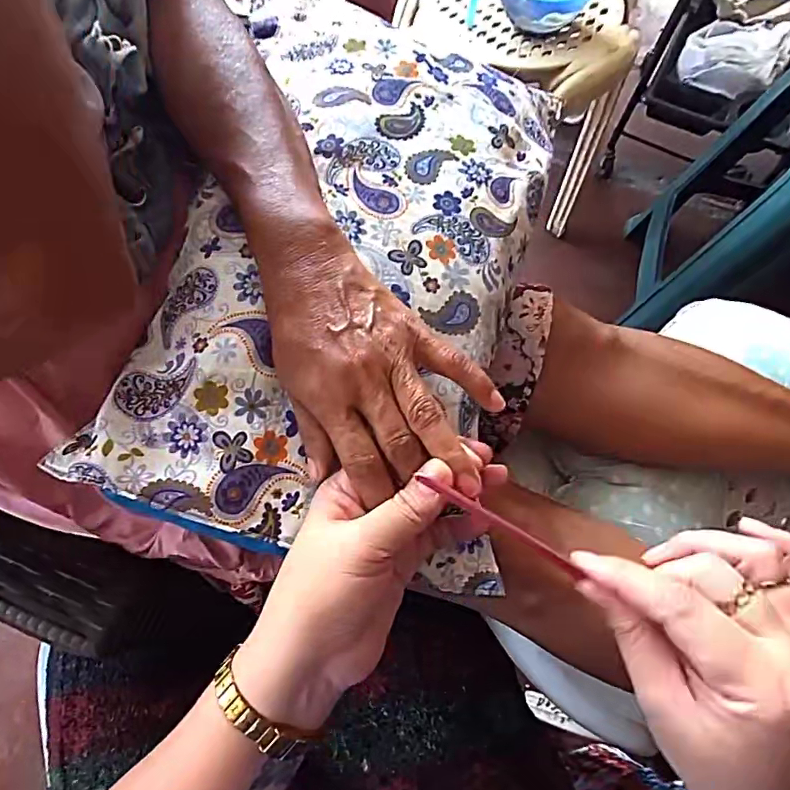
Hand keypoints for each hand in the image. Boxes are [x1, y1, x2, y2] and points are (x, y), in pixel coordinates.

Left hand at [236, 446, 505, 729]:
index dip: (427, 449)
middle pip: (412, 480)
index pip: (389, 456)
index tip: (467, 448)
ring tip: (498, 481)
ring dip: (460, 495)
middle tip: (490, 462)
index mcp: (344, 490)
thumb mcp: (361, 545)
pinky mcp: (399, 562)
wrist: (311, 657)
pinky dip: (456, 528)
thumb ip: (402, 510)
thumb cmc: (321, 593)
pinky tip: (483, 518)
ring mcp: (384, 535)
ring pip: (427, 507)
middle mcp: (365, 506)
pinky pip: (432, 537)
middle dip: (449, 468)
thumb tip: (441, 468)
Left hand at [263, 237, 504, 508]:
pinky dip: (475, 383)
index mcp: (330, 400)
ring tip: (477, 476)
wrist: (308, 273)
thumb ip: (312, 432)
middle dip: (424, 479)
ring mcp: (393, 358)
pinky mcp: (414, 333)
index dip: (379, 492)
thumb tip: (320, 476)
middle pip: (399, 442)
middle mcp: (365, 384)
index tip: (396, 516)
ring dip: (453, 447)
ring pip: (427, 411)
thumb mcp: (292, 385)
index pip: (359, 459)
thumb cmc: (296, 333)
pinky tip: (497, 407)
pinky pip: (450, 362)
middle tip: (451, 504)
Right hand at [567, 528, 789, 789]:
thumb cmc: (707, 761)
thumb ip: (632, 633)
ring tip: (660, 566)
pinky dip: (769, 544)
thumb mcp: (657, 701)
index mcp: (759, 684)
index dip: (626, 578)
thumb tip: (593, 582)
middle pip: (716, 576)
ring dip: (698, 551)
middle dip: (656, 569)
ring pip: (754, 561)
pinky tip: (740, 529)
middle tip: (620, 586)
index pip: (682, 606)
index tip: (583, 563)